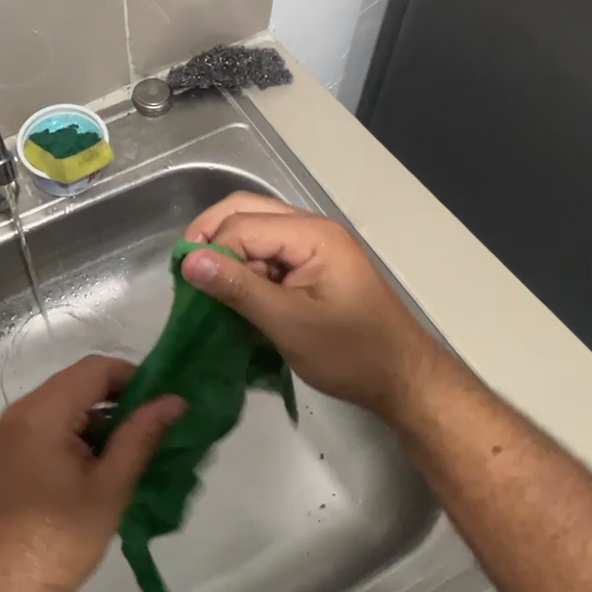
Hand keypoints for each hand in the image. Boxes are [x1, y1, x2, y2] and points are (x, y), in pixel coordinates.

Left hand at [0, 355, 185, 591]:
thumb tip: (175, 400)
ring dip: (99, 415)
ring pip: (65, 401)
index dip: (132, 377)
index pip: (93, 369)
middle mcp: (21, 409)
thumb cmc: (61, 538)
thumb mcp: (110, 487)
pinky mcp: (11, 449)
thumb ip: (141, 435)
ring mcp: (11, 429)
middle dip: (118, 397)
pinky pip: (50, 421)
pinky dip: (78, 430)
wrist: (8, 591)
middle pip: (77, 381)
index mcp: (41, 412)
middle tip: (153, 424)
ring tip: (133, 444)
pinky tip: (102, 458)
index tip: (162, 402)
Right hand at [182, 191, 432, 421]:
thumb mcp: (288, 324)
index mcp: (312, 234)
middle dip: (212, 236)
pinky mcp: (311, 266)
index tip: (190, 287)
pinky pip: (267, 251)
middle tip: (187, 272)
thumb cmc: (351, 354)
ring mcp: (313, 245)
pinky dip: (245, 266)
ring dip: (227, 252)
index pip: (243, 225)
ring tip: (207, 285)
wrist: (404, 380)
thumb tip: (188, 260)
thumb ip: (238, 288)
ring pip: (254, 229)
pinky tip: (233, 293)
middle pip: (246, 211)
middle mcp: (311, 228)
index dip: (211, 251)